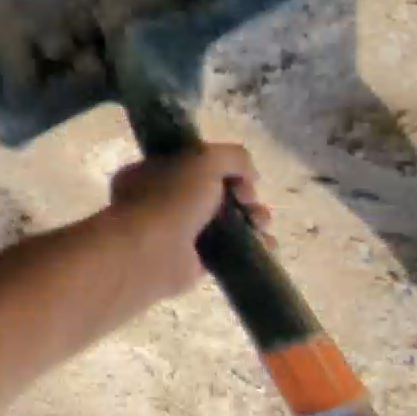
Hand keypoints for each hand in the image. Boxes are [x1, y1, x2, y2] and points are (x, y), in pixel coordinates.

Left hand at [107, 143, 272, 299]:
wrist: (151, 251)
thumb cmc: (169, 197)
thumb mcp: (201, 159)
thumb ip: (230, 156)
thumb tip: (249, 174)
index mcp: (150, 171)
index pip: (193, 164)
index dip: (223, 167)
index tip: (241, 176)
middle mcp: (160, 198)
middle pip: (214, 192)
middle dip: (244, 195)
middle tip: (249, 203)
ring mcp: (177, 230)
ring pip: (226, 220)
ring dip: (253, 219)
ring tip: (259, 225)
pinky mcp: (196, 259)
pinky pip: (230, 248)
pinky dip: (253, 245)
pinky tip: (266, 244)